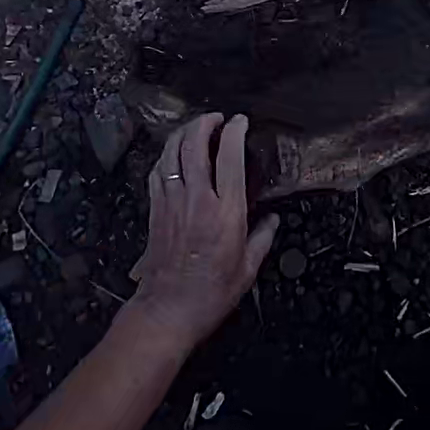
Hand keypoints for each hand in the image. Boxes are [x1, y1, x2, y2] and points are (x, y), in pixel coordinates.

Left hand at [126, 113, 278, 349]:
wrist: (167, 311)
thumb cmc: (211, 293)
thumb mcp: (248, 268)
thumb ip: (263, 237)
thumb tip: (273, 219)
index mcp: (225, 211)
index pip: (229, 156)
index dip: (235, 131)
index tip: (241, 121)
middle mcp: (197, 200)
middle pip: (195, 145)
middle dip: (205, 123)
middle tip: (217, 118)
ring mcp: (171, 202)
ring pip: (172, 152)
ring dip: (184, 132)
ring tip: (196, 127)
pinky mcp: (155, 210)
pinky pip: (158, 171)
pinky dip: (167, 154)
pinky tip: (175, 153)